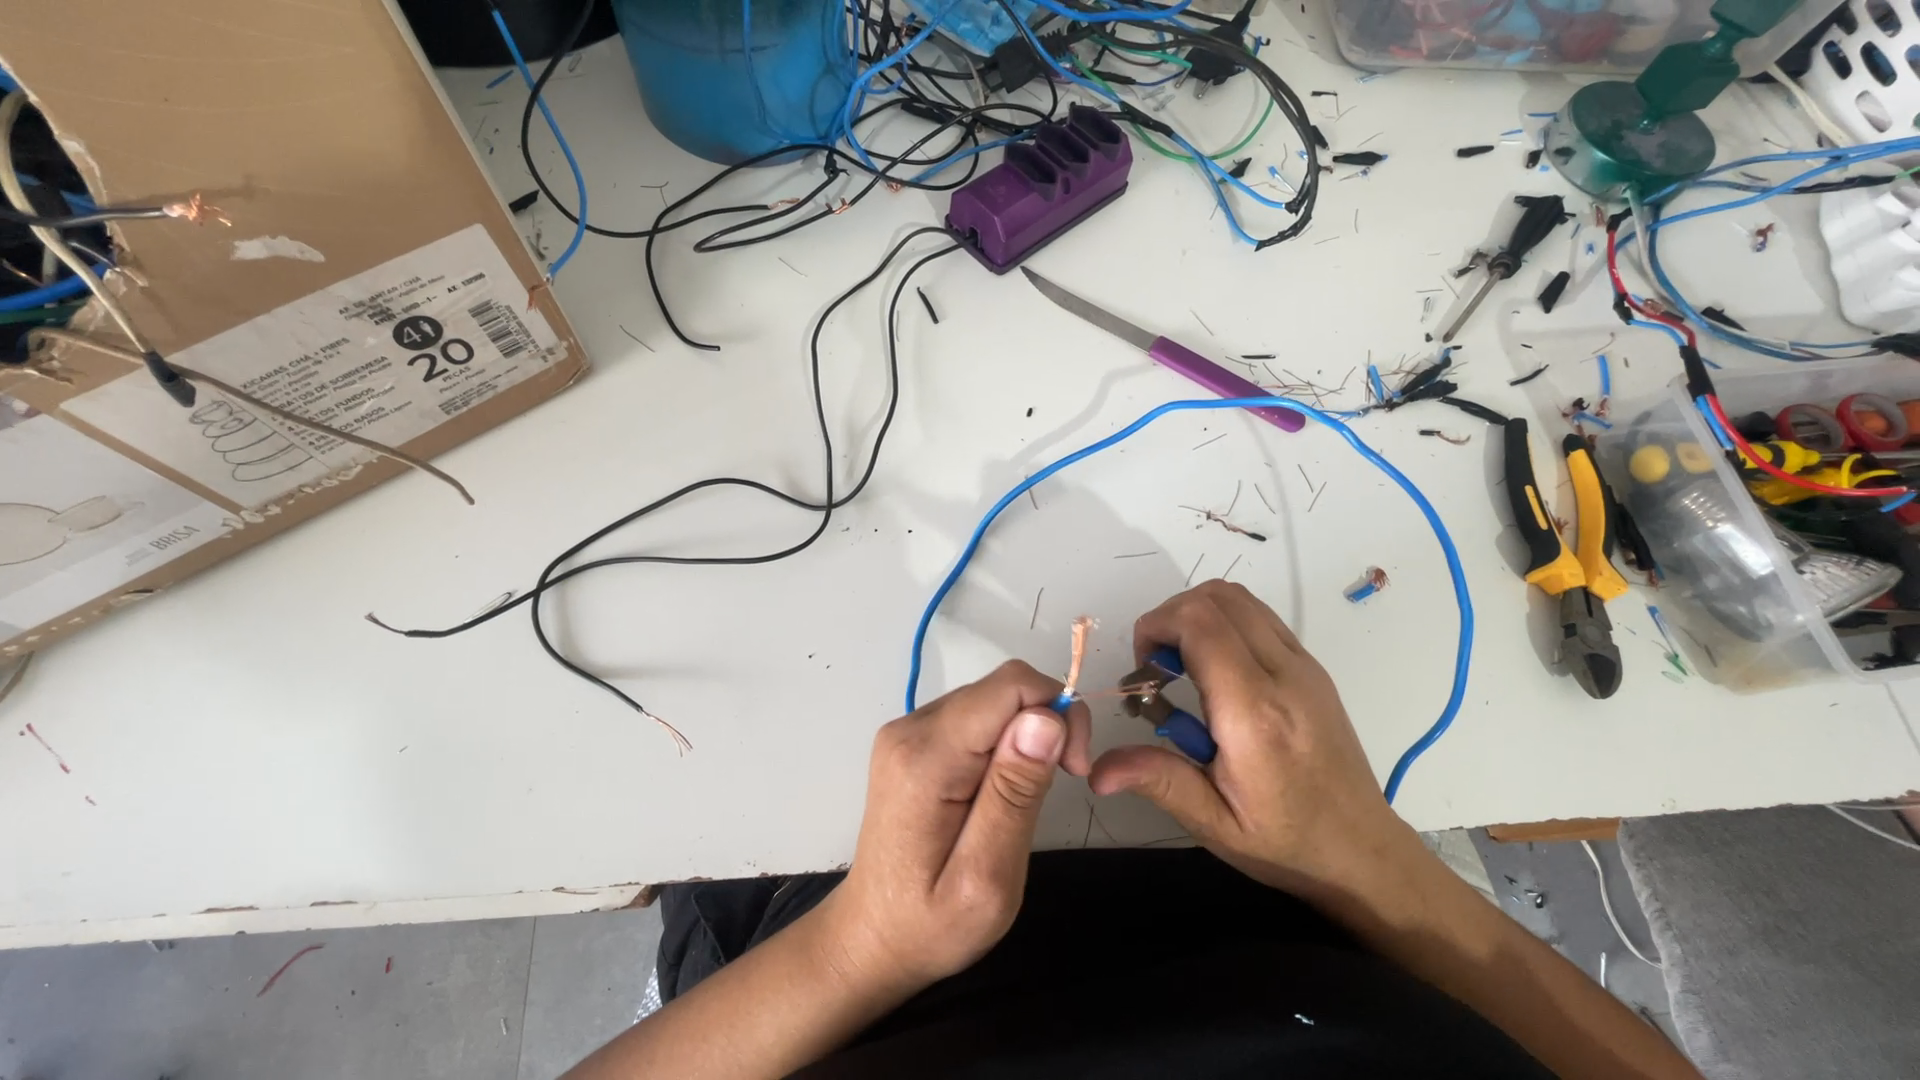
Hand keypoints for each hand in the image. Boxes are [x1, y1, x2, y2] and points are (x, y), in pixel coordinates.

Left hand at [815, 661, 1092, 993]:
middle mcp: (911, 728)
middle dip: (1048, 725)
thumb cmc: (930, 924)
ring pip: (993, 700)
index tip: (1074, 770)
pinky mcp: (914, 742)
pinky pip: (977, 718)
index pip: (1010, 686)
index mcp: (926, 757)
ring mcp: (908, 731)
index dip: (1058, 714)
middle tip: (1061, 785)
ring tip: (1024, 801)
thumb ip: (1016, 793)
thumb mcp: (987, 876)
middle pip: (1003, 688)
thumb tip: (1046, 717)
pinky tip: (1001, 792)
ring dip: (1028, 736)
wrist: (872, 938)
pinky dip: (1005, 744)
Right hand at [1089, 581, 1415, 896]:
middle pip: (1217, 597)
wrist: (1362, 850)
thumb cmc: (1284, 841)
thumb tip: (1096, 770)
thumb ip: (1157, 780)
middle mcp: (1283, 675)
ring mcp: (1304, 666)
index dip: (1156, 627)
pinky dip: (1225, 623)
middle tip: (1157, 666)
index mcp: (1254, 712)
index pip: (1200, 623)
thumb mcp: (1212, 822)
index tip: (1143, 668)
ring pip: (1240, 599)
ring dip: (1198, 616)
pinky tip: (1216, 672)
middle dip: (1171, 617)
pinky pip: (1260, 617)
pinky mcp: (1312, 668)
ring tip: (1183, 667)